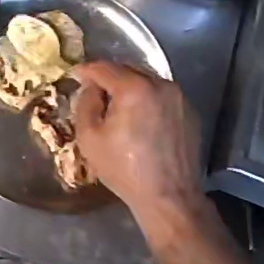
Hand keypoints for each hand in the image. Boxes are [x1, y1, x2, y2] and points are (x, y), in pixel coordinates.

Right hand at [69, 61, 204, 214]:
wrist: (169, 196)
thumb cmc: (124, 169)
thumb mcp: (89, 138)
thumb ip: (85, 104)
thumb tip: (91, 88)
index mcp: (134, 88)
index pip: (104, 67)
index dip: (85, 70)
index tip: (74, 76)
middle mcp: (160, 85)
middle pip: (127, 69)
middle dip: (108, 78)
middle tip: (93, 93)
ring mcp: (178, 97)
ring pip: (146, 81)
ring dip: (129, 88)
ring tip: (117, 107)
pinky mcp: (189, 111)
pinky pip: (161, 96)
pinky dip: (147, 100)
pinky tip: (140, 120)